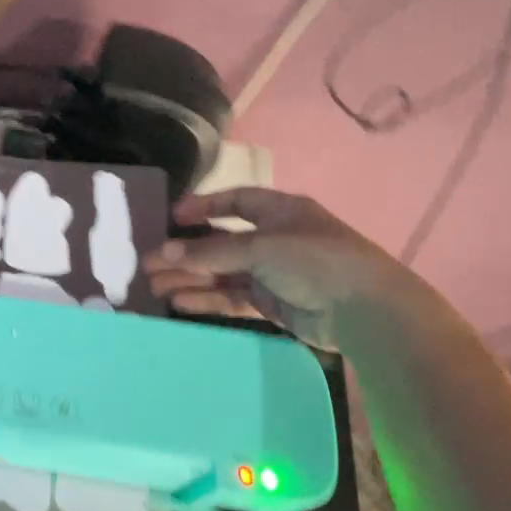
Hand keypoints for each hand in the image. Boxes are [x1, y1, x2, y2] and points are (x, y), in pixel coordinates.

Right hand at [141, 187, 422, 349]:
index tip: (170, 217)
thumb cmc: (315, 260)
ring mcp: (271, 273)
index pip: (236, 202)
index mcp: (280, 212)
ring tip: (154, 287)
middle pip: (220, 242)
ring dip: (188, 278)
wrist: (362, 308)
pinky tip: (178, 301)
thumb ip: (210, 252)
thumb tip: (162, 252)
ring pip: (220, 273)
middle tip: (148, 263)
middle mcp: (274, 239)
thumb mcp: (260, 247)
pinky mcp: (270, 302)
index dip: (204, 207)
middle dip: (185, 252)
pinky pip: (229, 297)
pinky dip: (205, 299)